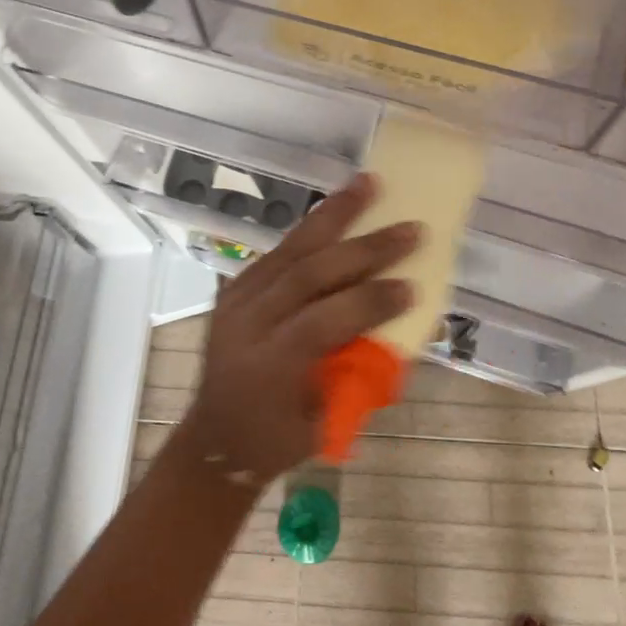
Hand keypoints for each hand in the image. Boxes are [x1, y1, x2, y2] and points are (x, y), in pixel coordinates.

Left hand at [181, 173, 417, 484]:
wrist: (214, 439)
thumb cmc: (277, 440)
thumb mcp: (323, 423)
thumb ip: (358, 374)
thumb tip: (403, 328)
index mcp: (268, 366)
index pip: (322, 322)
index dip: (368, 303)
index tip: (412, 287)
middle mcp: (247, 324)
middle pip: (307, 273)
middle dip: (363, 249)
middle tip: (410, 230)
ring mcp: (236, 300)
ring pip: (290, 248)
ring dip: (334, 215)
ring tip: (369, 184)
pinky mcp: (235, 286)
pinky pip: (279, 250)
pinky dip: (313, 227)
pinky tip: (339, 206)